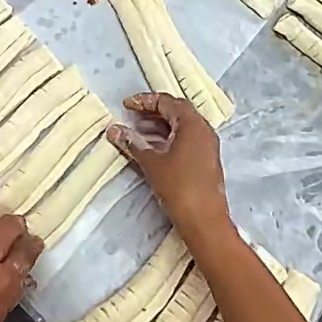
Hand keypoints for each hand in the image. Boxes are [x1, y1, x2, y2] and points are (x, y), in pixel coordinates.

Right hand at [107, 92, 228, 231]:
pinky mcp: (206, 159)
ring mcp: (207, 145)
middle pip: (176, 111)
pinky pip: (186, 139)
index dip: (145, 101)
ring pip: (181, 126)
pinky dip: (168, 138)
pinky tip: (152, 148)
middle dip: (152, 112)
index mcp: (192, 124)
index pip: (167, 102)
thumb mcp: (152, 162)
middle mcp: (203, 129)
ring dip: (159, 126)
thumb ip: (133, 143)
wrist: (205, 220)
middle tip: (131, 116)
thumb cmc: (179, 187)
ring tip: (137, 132)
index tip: (126, 105)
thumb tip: (114, 130)